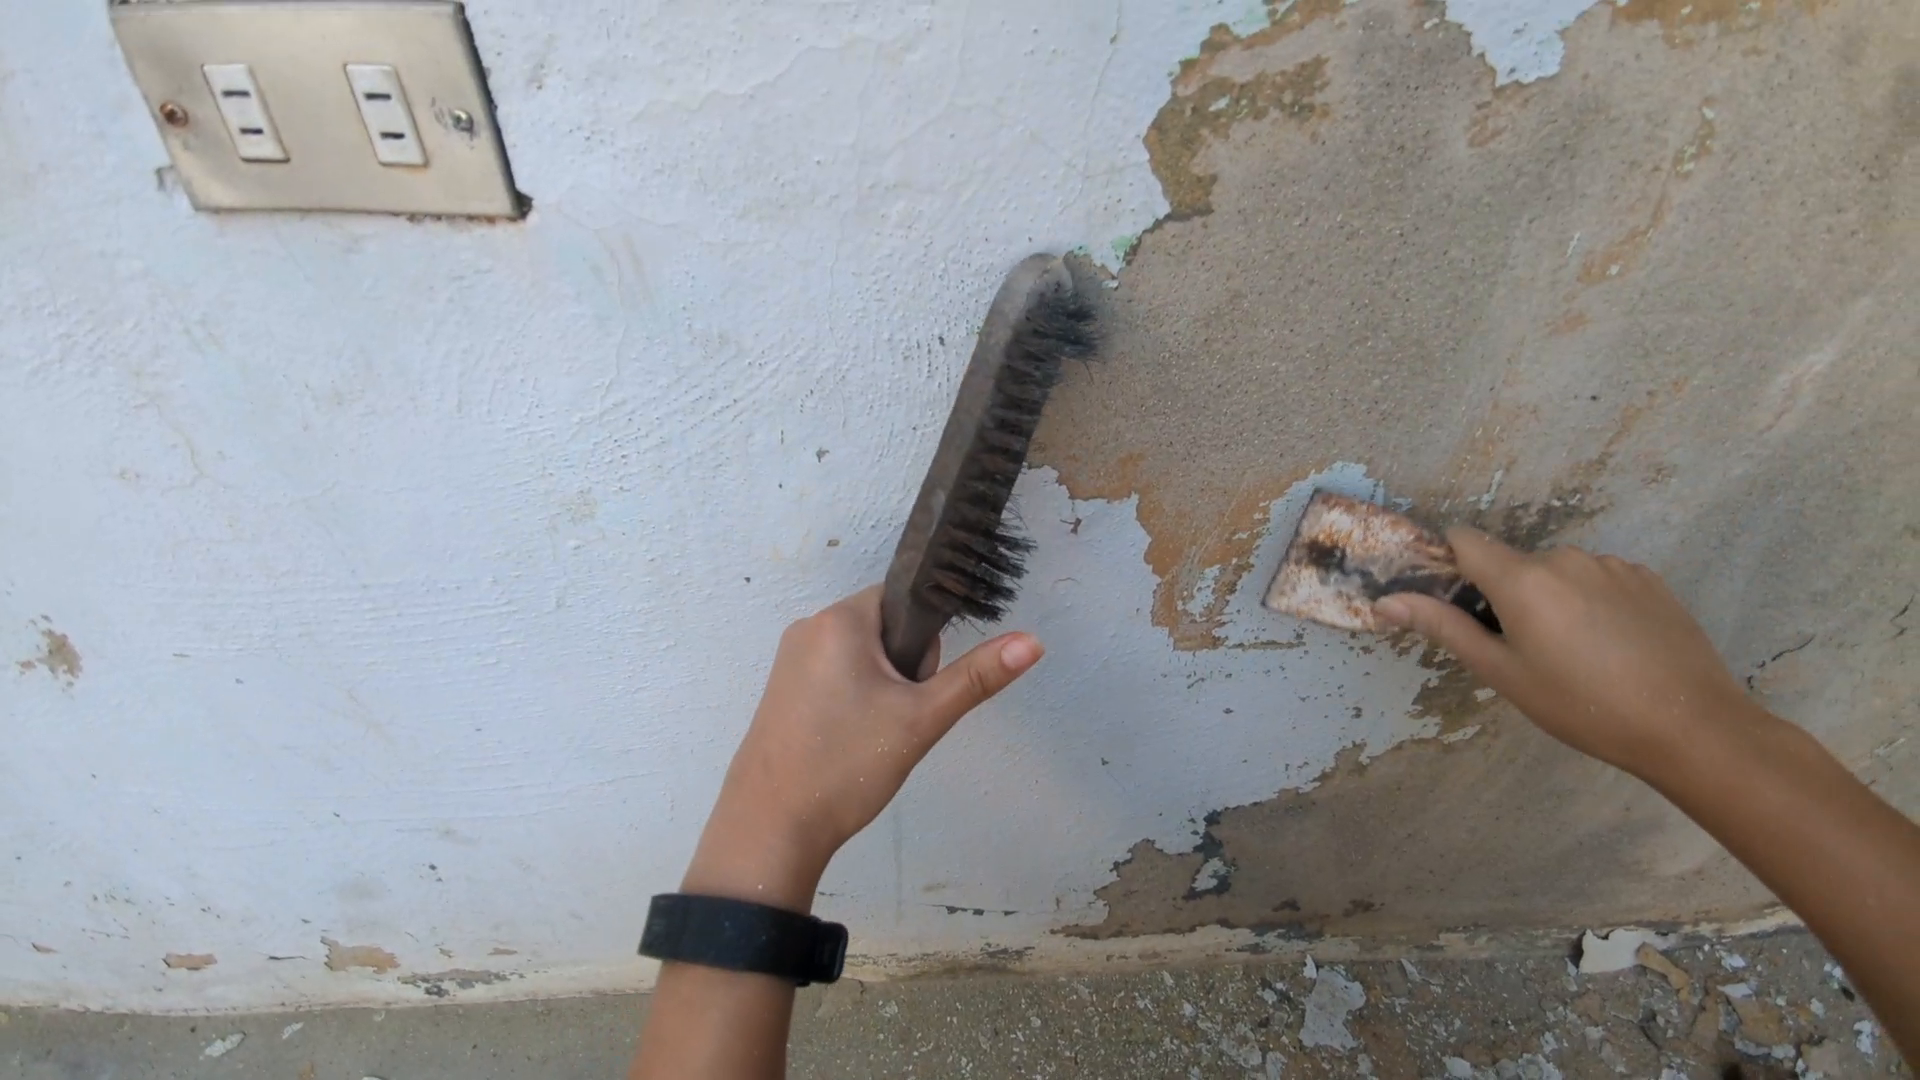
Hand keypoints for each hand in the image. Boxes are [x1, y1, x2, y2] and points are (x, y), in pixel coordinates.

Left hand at [683, 586, 1043, 910]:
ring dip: (882, 687)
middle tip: (896, 718)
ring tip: (873, 735)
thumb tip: (1034, 641)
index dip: (924, 641)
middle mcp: (809, 628)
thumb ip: (978, 676)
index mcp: (839, 620)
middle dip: (904, 669)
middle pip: (885, 629)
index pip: (905, 600)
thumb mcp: (922, 719)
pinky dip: (854, 700)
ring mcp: (789, 660)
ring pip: (862, 656)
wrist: (770, 830)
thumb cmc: (847, 764)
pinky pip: (835, 676)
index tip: (918, 683)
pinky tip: (851, 740)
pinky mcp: (781, 691)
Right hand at [1373, 528, 1753, 774]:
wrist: (1695, 727)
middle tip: (1517, 646)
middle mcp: (1564, 558)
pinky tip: (1607, 644)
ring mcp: (1612, 566)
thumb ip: (1442, 627)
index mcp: (1522, 579)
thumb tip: (1385, 602)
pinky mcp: (1649, 580)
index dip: (1449, 562)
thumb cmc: (1581, 704)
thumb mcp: (1501, 671)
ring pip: (1555, 572)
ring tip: (1570, 650)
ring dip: (1547, 597)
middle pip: (1511, 562)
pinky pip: (1596, 579)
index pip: (1464, 539)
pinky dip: (1587, 601)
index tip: (1452, 599)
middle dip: (1502, 593)